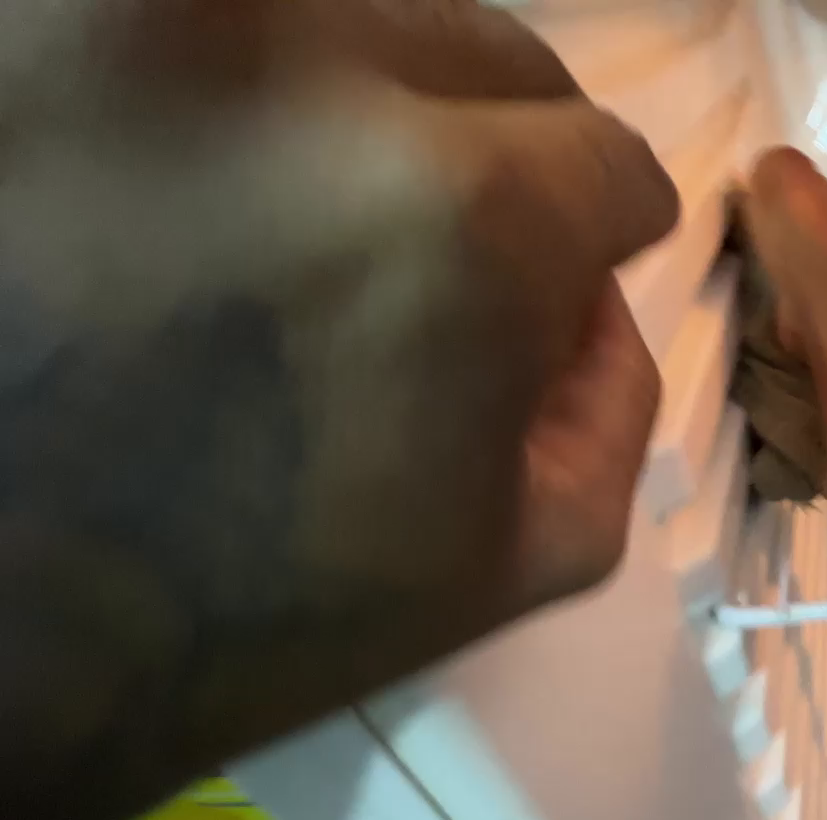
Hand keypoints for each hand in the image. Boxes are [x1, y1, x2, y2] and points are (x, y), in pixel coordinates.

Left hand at [0, 0, 675, 819]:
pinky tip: (190, 207)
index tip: (562, 285)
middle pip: (504, 56)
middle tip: (439, 262)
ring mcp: (109, 8)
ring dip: (376, 115)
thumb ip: (620, 404)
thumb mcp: (537, 548)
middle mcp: (291, 52)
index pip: (616, 163)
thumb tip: (599, 302)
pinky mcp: (1, 13)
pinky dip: (239, 108)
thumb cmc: (260, 608)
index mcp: (465, 218)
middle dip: (514, 160)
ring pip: (354, 17)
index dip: (608, 237)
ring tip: (297, 230)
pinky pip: (192, 32)